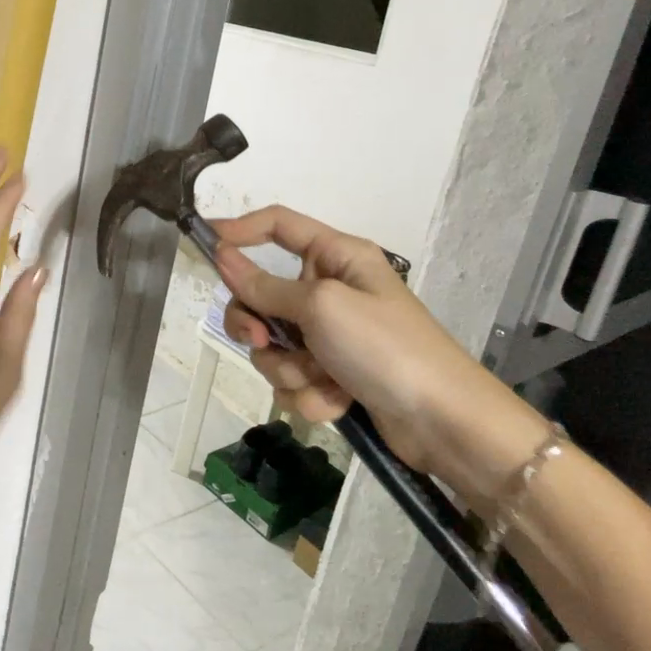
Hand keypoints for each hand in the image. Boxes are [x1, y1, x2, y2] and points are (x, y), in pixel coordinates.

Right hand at [214, 205, 545, 505]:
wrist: (446, 424)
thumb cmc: (387, 347)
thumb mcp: (320, 307)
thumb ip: (264, 285)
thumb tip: (222, 257)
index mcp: (336, 257)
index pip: (278, 225)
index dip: (239, 229)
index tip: (204, 243)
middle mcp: (330, 290)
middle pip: (260, 293)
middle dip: (255, 324)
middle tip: (259, 340)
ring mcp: (330, 335)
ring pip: (272, 343)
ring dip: (287, 367)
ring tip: (319, 380)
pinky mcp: (332, 374)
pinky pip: (292, 376)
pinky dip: (307, 391)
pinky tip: (336, 401)